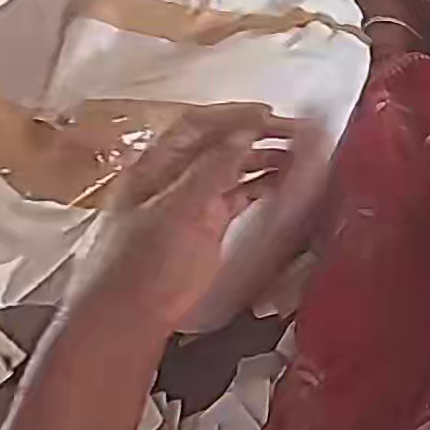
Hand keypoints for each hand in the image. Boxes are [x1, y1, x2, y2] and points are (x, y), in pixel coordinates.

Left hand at [71, 104, 292, 330]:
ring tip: (300, 154)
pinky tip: (288, 180)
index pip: (196, 127)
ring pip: (236, 167)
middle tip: (296, 131)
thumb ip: (210, 170)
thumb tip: (244, 133)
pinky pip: (244, 193)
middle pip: (221, 143)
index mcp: (155, 168)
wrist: (129, 316)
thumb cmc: (141, 264)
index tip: (270, 113)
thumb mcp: (175, 211)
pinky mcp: (212, 222)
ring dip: (267, 156)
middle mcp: (177, 178)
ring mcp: (195, 200)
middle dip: (258, 132)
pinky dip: (266, 183)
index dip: (232, 115)